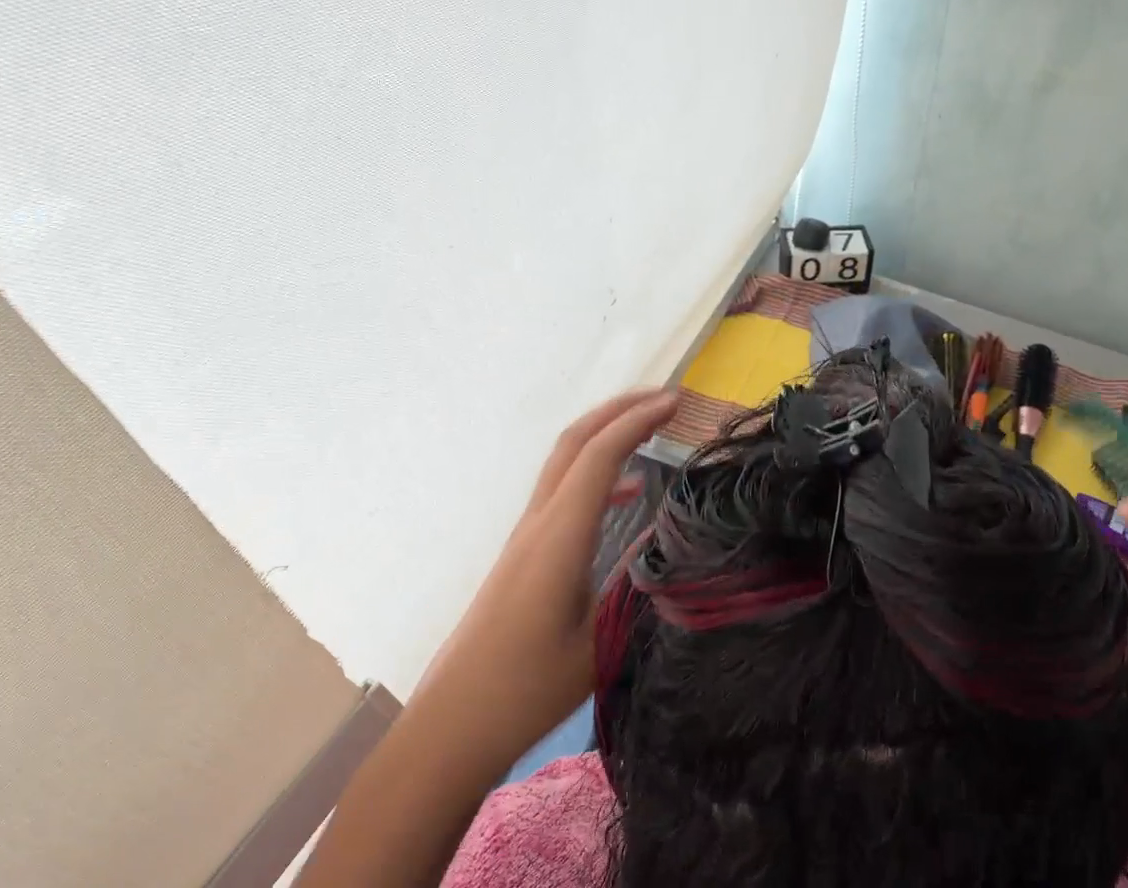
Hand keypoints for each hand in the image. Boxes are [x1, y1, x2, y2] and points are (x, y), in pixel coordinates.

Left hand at [410, 389, 679, 769]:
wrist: (451, 728)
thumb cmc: (527, 691)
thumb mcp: (600, 642)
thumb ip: (637, 584)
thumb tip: (670, 540)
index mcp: (559, 540)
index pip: (598, 458)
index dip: (637, 422)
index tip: (676, 404)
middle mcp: (538, 527)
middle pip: (572, 444)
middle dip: (617, 411)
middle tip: (665, 399)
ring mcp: (525, 540)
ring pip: (563, 465)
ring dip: (605, 436)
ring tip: (652, 429)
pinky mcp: (522, 558)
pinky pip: (562, 495)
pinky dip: (596, 474)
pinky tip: (625, 492)